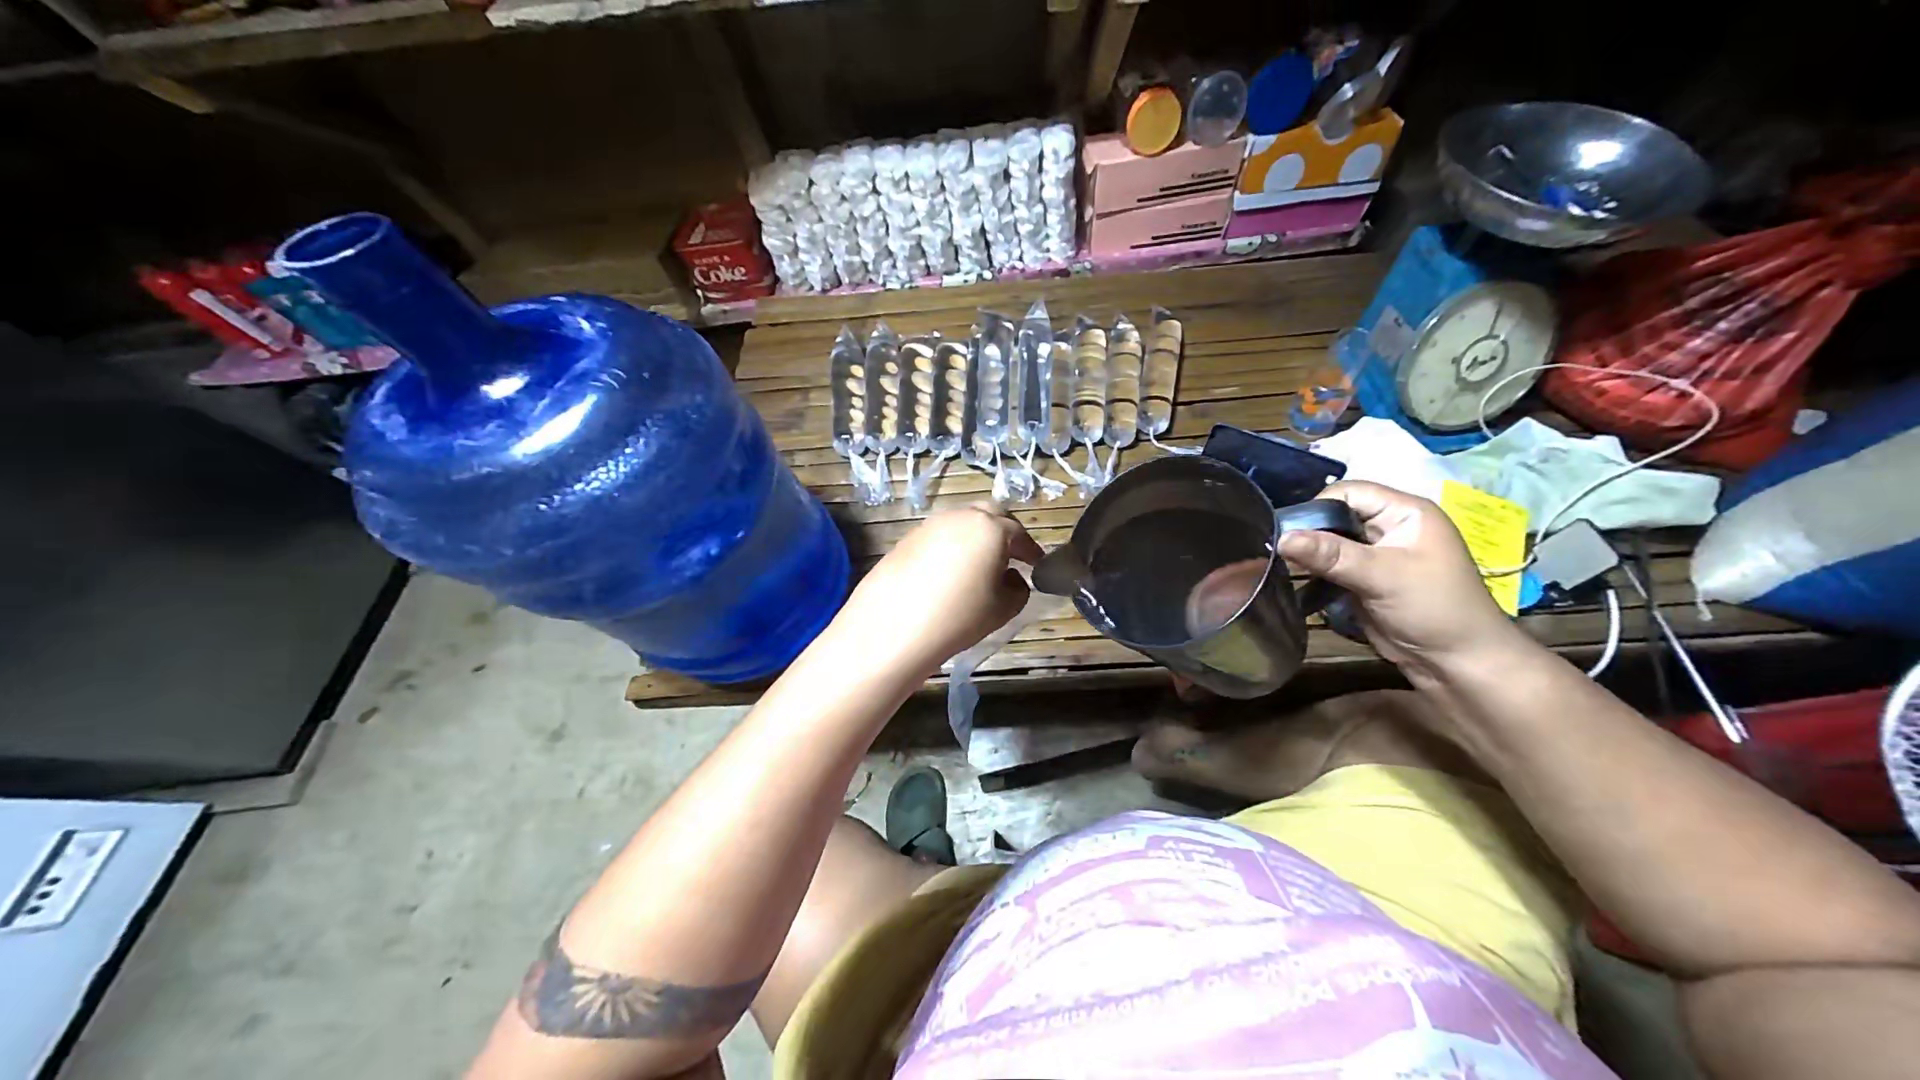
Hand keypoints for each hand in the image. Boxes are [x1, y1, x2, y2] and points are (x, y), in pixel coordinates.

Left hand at [836, 504, 1042, 677]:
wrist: (893, 626)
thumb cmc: (959, 616)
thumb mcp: (1003, 608)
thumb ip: (1018, 588)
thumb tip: (1011, 577)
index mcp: (990, 527)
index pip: (1019, 533)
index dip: (1030, 550)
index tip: (1036, 565)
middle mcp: (960, 517)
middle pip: (989, 515)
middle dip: (1004, 533)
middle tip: (1010, 557)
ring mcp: (929, 525)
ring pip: (961, 523)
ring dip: (975, 538)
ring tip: (978, 567)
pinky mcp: (906, 539)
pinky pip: (938, 537)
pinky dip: (950, 548)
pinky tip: (948, 574)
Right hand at [1277, 481, 1526, 682]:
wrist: (1458, 663)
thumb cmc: (1433, 608)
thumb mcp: (1381, 576)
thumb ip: (1330, 554)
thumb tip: (1281, 538)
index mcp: (1404, 512)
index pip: (1349, 492)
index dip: (1317, 507)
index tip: (1288, 532)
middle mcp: (1389, 527)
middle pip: (1336, 516)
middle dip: (1308, 532)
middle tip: (1277, 551)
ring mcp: (1377, 555)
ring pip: (1331, 543)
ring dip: (1309, 555)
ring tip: (1282, 566)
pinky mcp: (1365, 579)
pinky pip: (1332, 566)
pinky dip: (1315, 573)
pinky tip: (1296, 580)